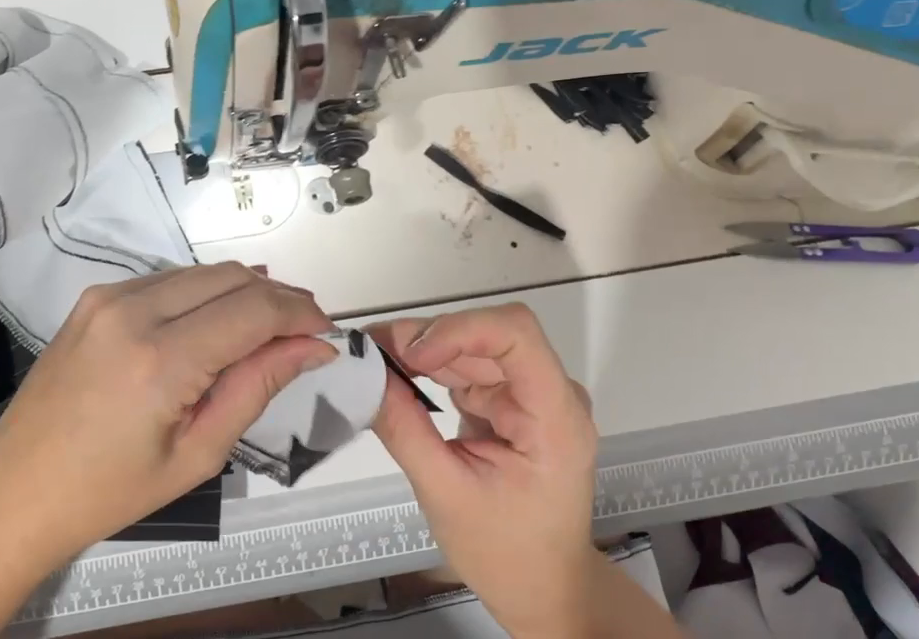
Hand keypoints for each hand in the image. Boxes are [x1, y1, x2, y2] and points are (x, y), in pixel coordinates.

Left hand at [0, 263, 337, 559]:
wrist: (18, 487)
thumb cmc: (108, 490)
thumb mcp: (197, 453)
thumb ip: (257, 387)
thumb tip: (311, 347)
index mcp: (159, 359)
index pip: (253, 309)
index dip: (299, 312)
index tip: (327, 330)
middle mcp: (132, 310)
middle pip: (230, 277)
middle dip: (278, 295)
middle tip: (307, 327)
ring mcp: (107, 297)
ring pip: (200, 272)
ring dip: (243, 290)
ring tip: (273, 324)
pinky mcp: (94, 297)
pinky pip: (166, 280)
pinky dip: (204, 292)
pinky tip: (220, 318)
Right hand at [369, 305, 599, 637]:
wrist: (543, 588)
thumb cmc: (505, 553)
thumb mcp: (445, 494)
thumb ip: (404, 429)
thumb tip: (363, 374)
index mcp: (555, 419)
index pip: (516, 336)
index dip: (460, 330)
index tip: (412, 356)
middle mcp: (551, 394)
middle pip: (488, 336)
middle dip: (427, 340)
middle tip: (370, 354)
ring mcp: (532, 395)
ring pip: (472, 345)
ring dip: (422, 352)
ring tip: (376, 365)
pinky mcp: (511, 401)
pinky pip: (467, 366)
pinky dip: (430, 369)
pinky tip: (398, 378)